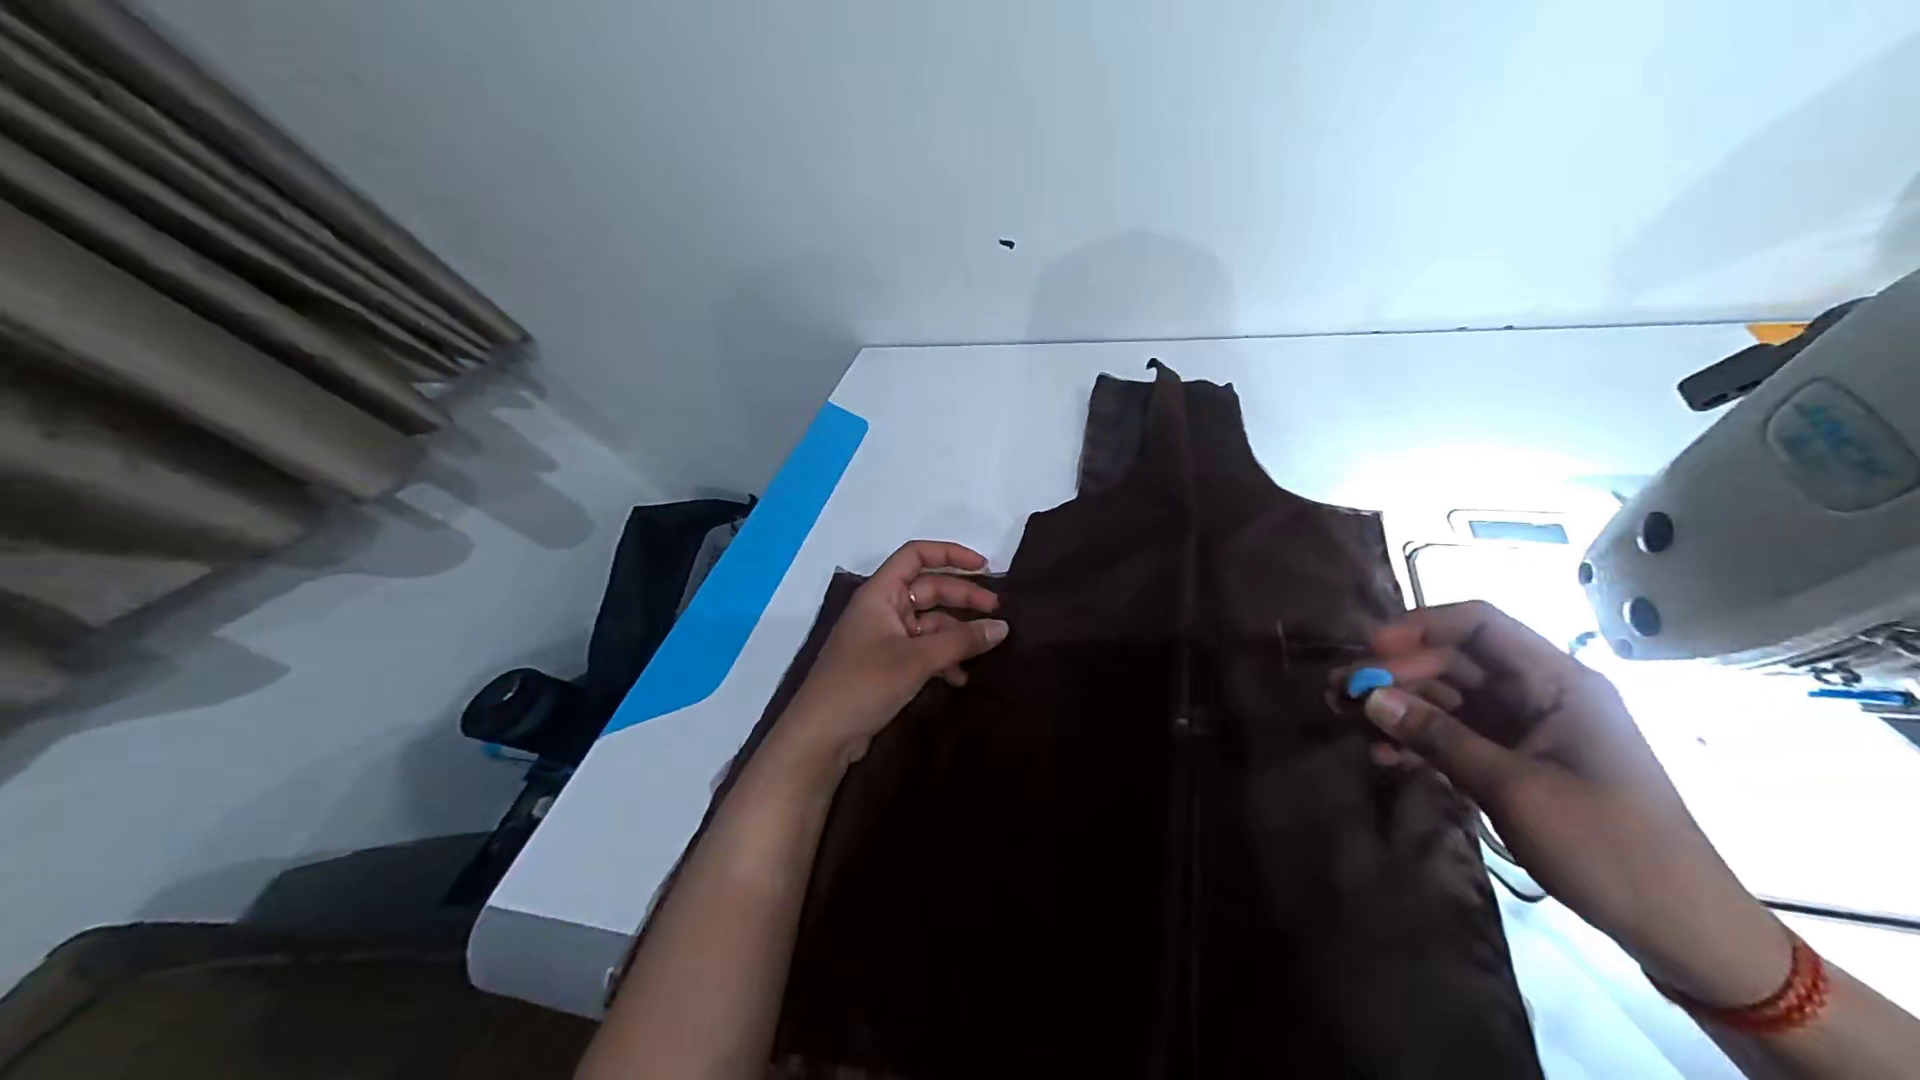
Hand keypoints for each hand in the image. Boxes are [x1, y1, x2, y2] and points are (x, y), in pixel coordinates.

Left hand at [780, 540, 1008, 766]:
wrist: (821, 736)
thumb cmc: (863, 683)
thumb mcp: (917, 659)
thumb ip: (961, 641)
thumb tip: (1002, 627)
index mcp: (880, 593)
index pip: (916, 555)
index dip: (950, 554)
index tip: (984, 567)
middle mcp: (882, 609)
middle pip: (929, 589)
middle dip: (963, 598)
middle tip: (998, 613)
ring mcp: (884, 638)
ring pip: (929, 623)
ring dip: (957, 633)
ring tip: (987, 648)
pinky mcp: (887, 665)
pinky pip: (923, 650)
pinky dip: (943, 658)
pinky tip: (961, 677)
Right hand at [1349, 600, 1791, 1007]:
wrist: (1681, 929)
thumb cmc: (1610, 847)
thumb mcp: (1515, 789)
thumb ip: (1439, 737)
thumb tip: (1369, 697)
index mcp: (1558, 683)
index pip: (1480, 624)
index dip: (1420, 627)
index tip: (1369, 650)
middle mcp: (1539, 695)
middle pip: (1451, 662)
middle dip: (1393, 673)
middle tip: (1338, 693)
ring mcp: (1525, 729)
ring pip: (1446, 699)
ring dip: (1397, 707)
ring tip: (1345, 720)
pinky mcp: (1513, 761)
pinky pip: (1453, 735)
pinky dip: (1417, 740)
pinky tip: (1384, 755)